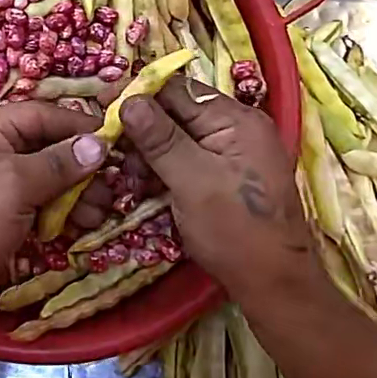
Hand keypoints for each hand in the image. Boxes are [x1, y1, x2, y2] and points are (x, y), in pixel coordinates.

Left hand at [0, 102, 105, 314]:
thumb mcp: (17, 184)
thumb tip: (99, 143)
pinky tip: (82, 224)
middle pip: (45, 145)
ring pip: (44, 176)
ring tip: (101, 211)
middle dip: (80, 165)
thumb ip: (60, 162)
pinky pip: (36, 200)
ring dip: (74, 192)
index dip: (78, 126)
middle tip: (112, 185)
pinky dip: (58, 209)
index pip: (40, 114)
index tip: (115, 140)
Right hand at [119, 78, 320, 302]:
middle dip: (140, 127)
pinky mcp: (224, 175)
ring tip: (126, 173)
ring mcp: (232, 152)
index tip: (101, 104)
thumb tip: (128, 101)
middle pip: (176, 111)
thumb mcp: (192, 181)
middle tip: (108, 146)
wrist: (275, 287)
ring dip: (147, 151)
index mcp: (235, 119)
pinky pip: (186, 158)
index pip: (177, 90)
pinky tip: (143, 184)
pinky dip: (162, 167)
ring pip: (177, 136)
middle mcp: (236, 127)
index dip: (137, 94)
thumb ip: (160, 139)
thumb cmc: (235, 232)